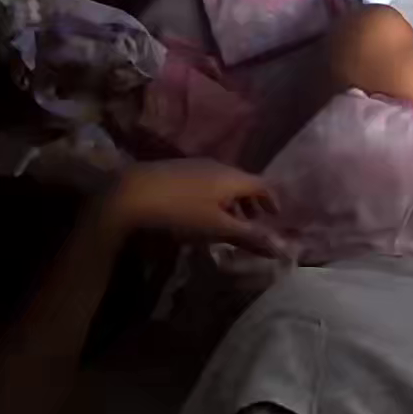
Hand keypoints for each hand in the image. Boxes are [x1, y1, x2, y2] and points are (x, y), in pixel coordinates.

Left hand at [100, 160, 280, 252]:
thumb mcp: (217, 228)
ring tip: (226, 220)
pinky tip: (200, 211)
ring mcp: (196, 165)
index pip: (262, 184)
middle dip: (250, 202)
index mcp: (233, 177)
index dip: (271, 200)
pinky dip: (214, 196)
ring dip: (231, 200)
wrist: (131, 193)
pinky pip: (207, 181)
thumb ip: (248, 236)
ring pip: (223, 182)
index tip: (274, 216)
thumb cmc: (181, 212)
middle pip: (243, 182)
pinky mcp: (178, 169)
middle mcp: (219, 166)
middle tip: (252, 221)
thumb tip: (281, 247)